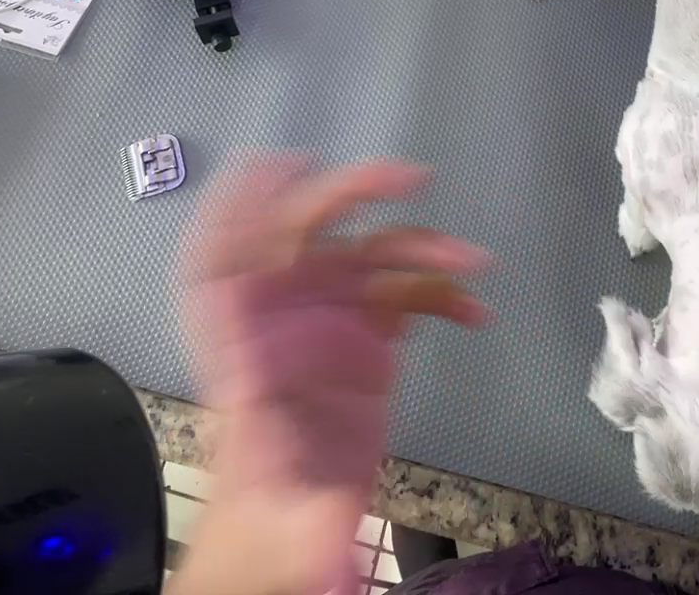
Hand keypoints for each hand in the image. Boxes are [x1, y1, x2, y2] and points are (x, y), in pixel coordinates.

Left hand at [173, 156, 490, 594]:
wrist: (295, 533)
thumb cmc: (264, 505)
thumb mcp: (267, 487)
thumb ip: (281, 468)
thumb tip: (295, 465)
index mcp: (241, 325)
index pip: (226, 246)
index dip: (245, 200)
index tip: (281, 166)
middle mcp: (284, 306)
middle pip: (308, 227)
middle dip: (353, 193)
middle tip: (406, 179)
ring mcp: (331, 316)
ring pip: (373, 253)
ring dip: (423, 247)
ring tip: (472, 259)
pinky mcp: (370, 336)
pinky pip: (408, 294)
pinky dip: (443, 294)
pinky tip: (470, 310)